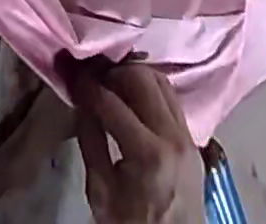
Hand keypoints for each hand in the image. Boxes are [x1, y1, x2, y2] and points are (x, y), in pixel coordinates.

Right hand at [69, 61, 205, 223]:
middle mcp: (173, 137)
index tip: (72, 72)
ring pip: (161, 81)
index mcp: (148, 155)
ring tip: (112, 84)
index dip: (88, 84)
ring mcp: (188, 136)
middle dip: (113, 73)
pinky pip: (171, 98)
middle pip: (141, 79)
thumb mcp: (101, 193)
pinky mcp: (194, 139)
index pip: (112, 103)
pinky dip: (151, 89)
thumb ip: (91, 141)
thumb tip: (80, 100)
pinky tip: (133, 96)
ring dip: (134, 76)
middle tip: (93, 78)